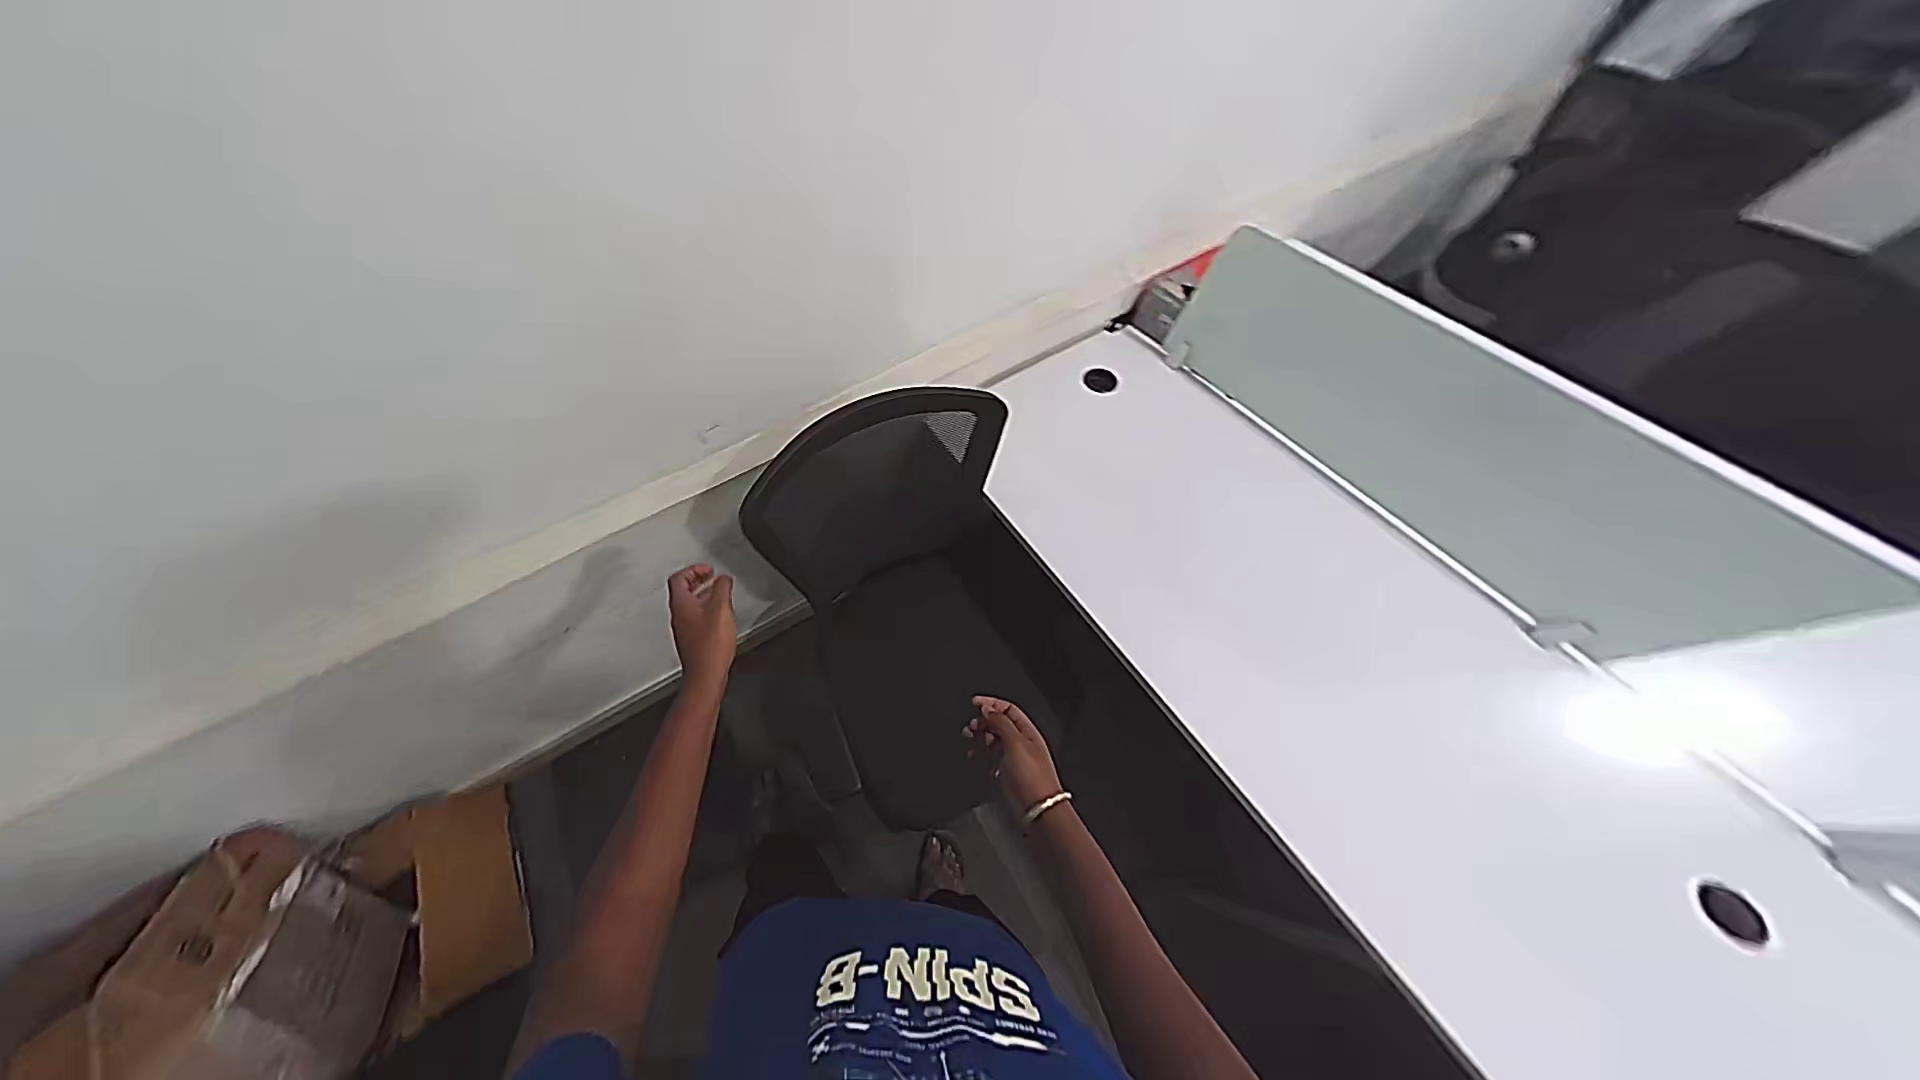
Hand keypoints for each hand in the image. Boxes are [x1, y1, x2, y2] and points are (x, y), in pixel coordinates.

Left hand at [668, 564, 735, 686]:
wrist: (706, 674)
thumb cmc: (710, 646)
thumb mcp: (721, 609)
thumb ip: (722, 589)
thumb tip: (723, 578)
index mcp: (681, 604)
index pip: (679, 578)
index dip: (693, 569)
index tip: (707, 568)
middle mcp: (679, 615)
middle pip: (682, 590)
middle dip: (697, 579)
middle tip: (710, 576)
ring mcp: (684, 627)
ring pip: (689, 603)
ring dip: (702, 593)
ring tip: (717, 591)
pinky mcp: (692, 638)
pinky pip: (695, 616)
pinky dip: (705, 607)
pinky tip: (718, 612)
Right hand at [965, 696, 1062, 810]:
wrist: (1037, 809)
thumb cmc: (1032, 777)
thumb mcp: (1015, 743)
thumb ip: (1000, 723)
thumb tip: (987, 708)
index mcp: (1027, 731)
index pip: (1008, 709)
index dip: (991, 703)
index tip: (974, 703)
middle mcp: (1021, 743)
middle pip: (999, 724)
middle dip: (983, 721)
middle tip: (970, 725)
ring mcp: (1013, 758)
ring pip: (993, 740)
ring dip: (979, 737)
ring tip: (969, 738)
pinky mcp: (1006, 773)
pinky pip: (990, 757)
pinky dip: (980, 754)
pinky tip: (973, 755)